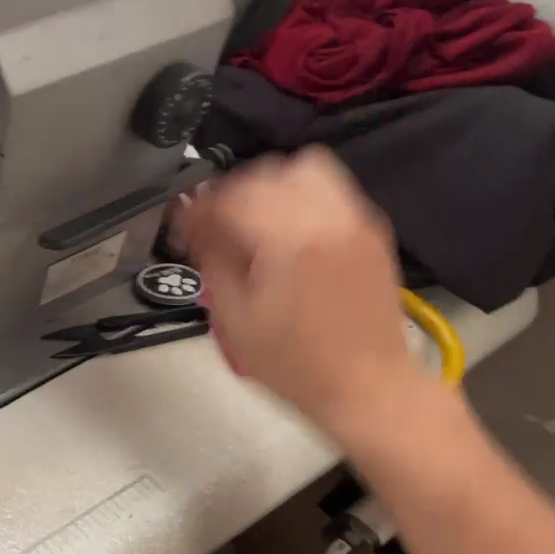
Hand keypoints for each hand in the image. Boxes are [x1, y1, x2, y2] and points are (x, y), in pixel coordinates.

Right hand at [176, 147, 431, 439]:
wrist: (367, 384)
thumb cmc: (292, 362)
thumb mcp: (233, 318)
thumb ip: (213, 261)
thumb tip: (196, 226)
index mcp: (288, 241)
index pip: (231, 198)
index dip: (198, 209)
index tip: (183, 229)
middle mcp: (327, 218)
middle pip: (267, 174)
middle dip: (232, 194)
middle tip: (213, 227)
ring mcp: (355, 220)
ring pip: (305, 169)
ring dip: (269, 187)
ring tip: (252, 222)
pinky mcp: (371, 230)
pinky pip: (331, 190)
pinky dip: (300, 198)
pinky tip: (286, 232)